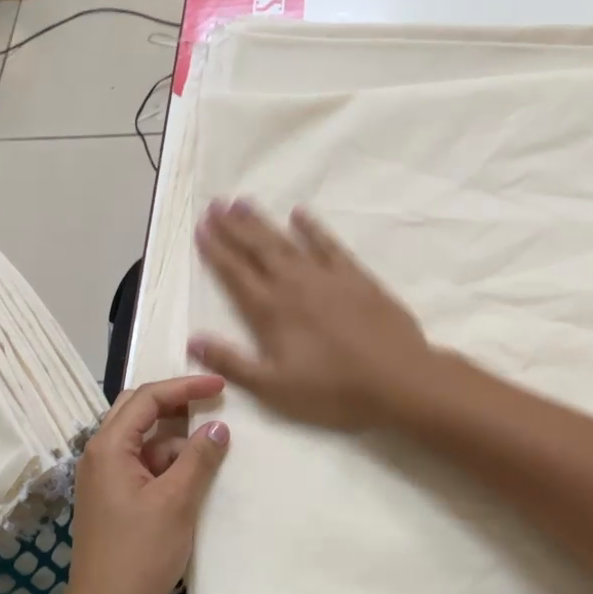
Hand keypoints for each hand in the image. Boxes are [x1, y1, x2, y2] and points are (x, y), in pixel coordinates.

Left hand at [60, 376, 230, 593]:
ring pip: (143, 441)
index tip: (220, 386)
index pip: (147, 398)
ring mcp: (103, 477)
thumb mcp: (176, 503)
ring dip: (175, 440)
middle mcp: (100, 454)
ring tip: (213, 446)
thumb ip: (198, 460)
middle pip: (139, 412)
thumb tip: (218, 426)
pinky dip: (167, 463)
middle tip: (214, 402)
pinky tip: (194, 475)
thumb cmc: (139, 555)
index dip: (185, 387)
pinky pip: (142, 465)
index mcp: (108, 448)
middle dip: (177, 404)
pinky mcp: (112, 498)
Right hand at [191, 200, 435, 430]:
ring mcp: (327, 277)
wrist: (399, 380)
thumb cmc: (333, 391)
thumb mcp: (274, 387)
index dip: (216, 250)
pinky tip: (300, 214)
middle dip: (234, 227)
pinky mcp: (356, 277)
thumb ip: (232, 363)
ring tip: (243, 202)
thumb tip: (193, 339)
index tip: (201, 228)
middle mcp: (294, 285)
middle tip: (215, 204)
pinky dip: (313, 228)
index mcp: (271, 312)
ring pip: (288, 241)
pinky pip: (329, 245)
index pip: (235, 273)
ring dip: (264, 222)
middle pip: (258, 249)